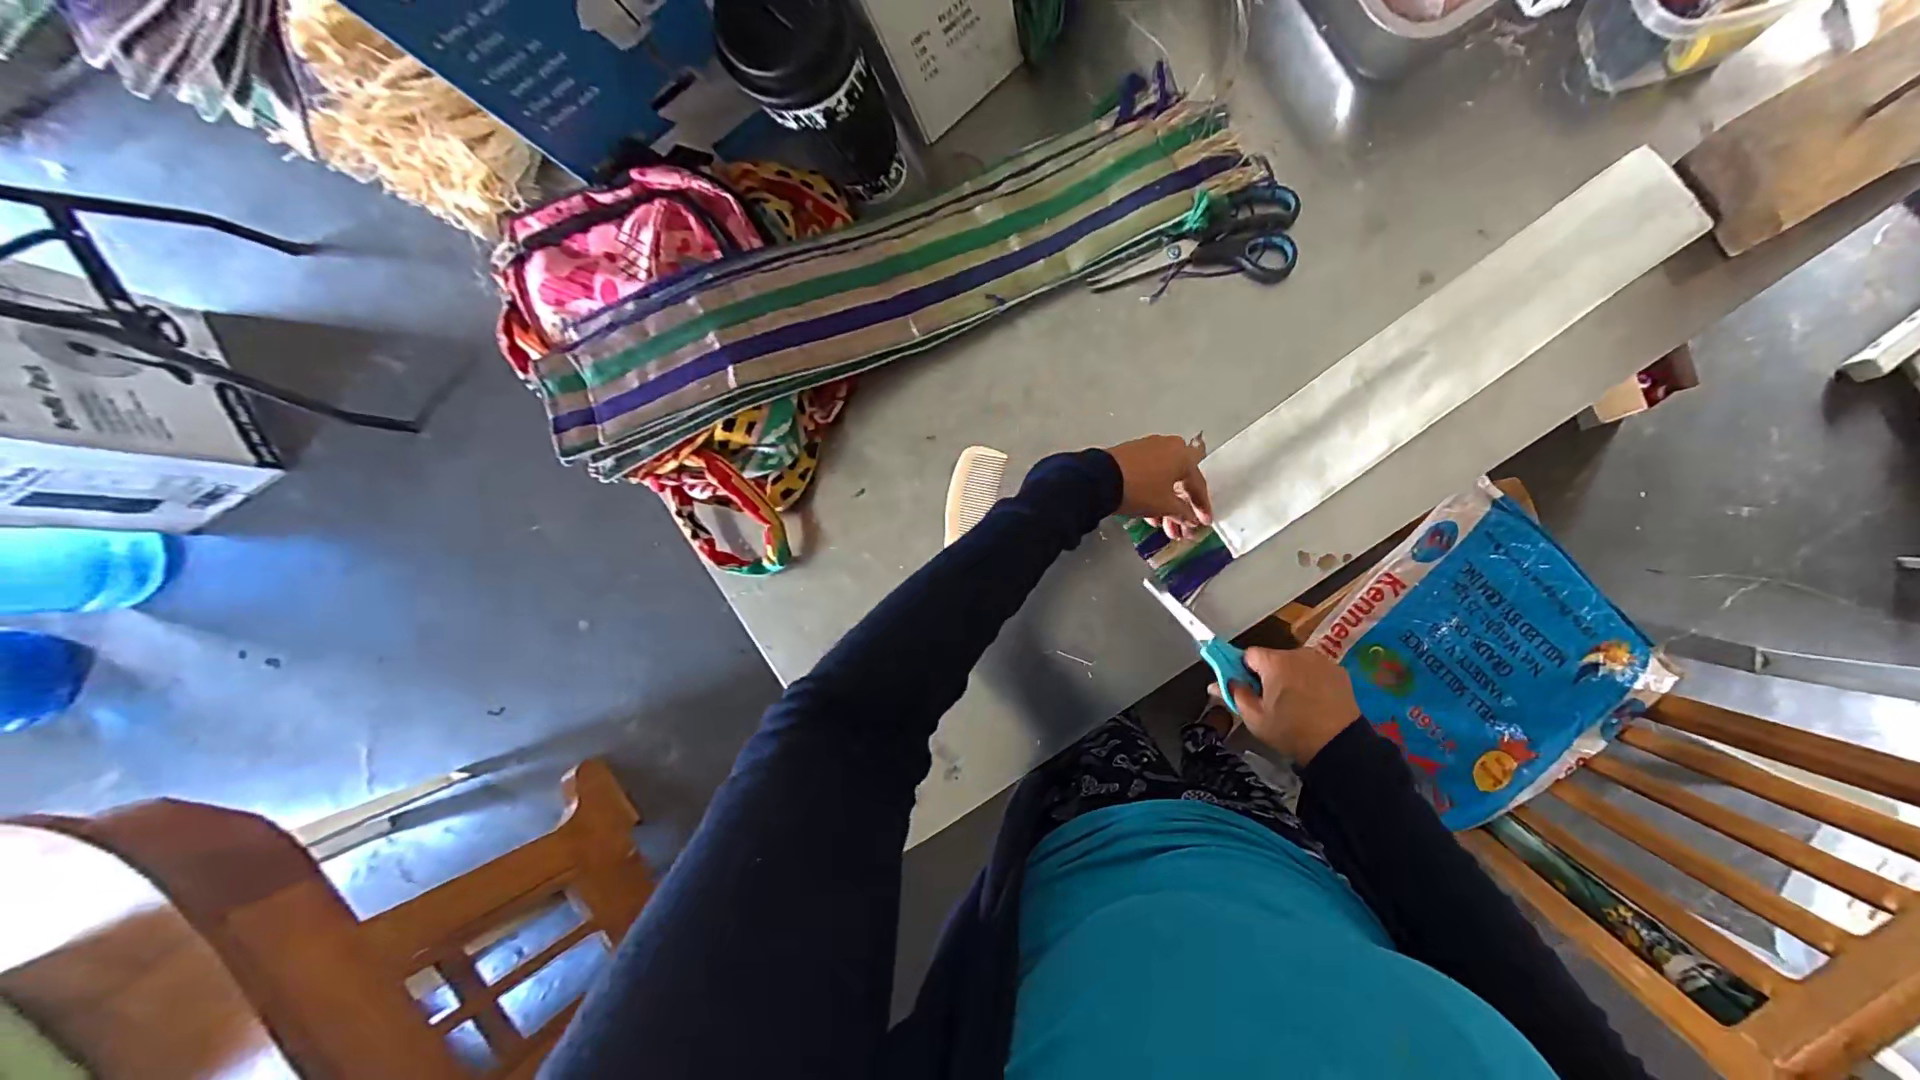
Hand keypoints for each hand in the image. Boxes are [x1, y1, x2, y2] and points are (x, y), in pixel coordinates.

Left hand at [1106, 434, 1212, 540]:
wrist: (1100, 478)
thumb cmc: (1139, 488)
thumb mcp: (1165, 505)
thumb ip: (1183, 513)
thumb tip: (1191, 519)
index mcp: (1183, 455)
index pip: (1198, 484)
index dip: (1202, 507)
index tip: (1203, 522)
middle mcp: (1168, 446)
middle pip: (1181, 481)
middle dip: (1182, 507)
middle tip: (1182, 527)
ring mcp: (1148, 448)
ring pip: (1164, 480)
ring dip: (1166, 503)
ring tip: (1163, 525)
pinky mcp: (1131, 454)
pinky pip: (1149, 475)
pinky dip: (1153, 493)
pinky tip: (1150, 512)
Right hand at [1225, 646, 1360, 764]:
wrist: (1339, 745)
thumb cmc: (1291, 730)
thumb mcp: (1254, 717)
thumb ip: (1234, 695)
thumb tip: (1214, 684)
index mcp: (1274, 661)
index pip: (1248, 654)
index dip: (1243, 670)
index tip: (1248, 688)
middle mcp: (1298, 653)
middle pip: (1272, 657)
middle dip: (1268, 673)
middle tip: (1271, 699)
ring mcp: (1321, 660)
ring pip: (1295, 663)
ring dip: (1290, 675)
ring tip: (1295, 701)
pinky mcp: (1339, 671)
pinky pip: (1315, 669)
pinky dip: (1311, 679)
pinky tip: (1314, 700)